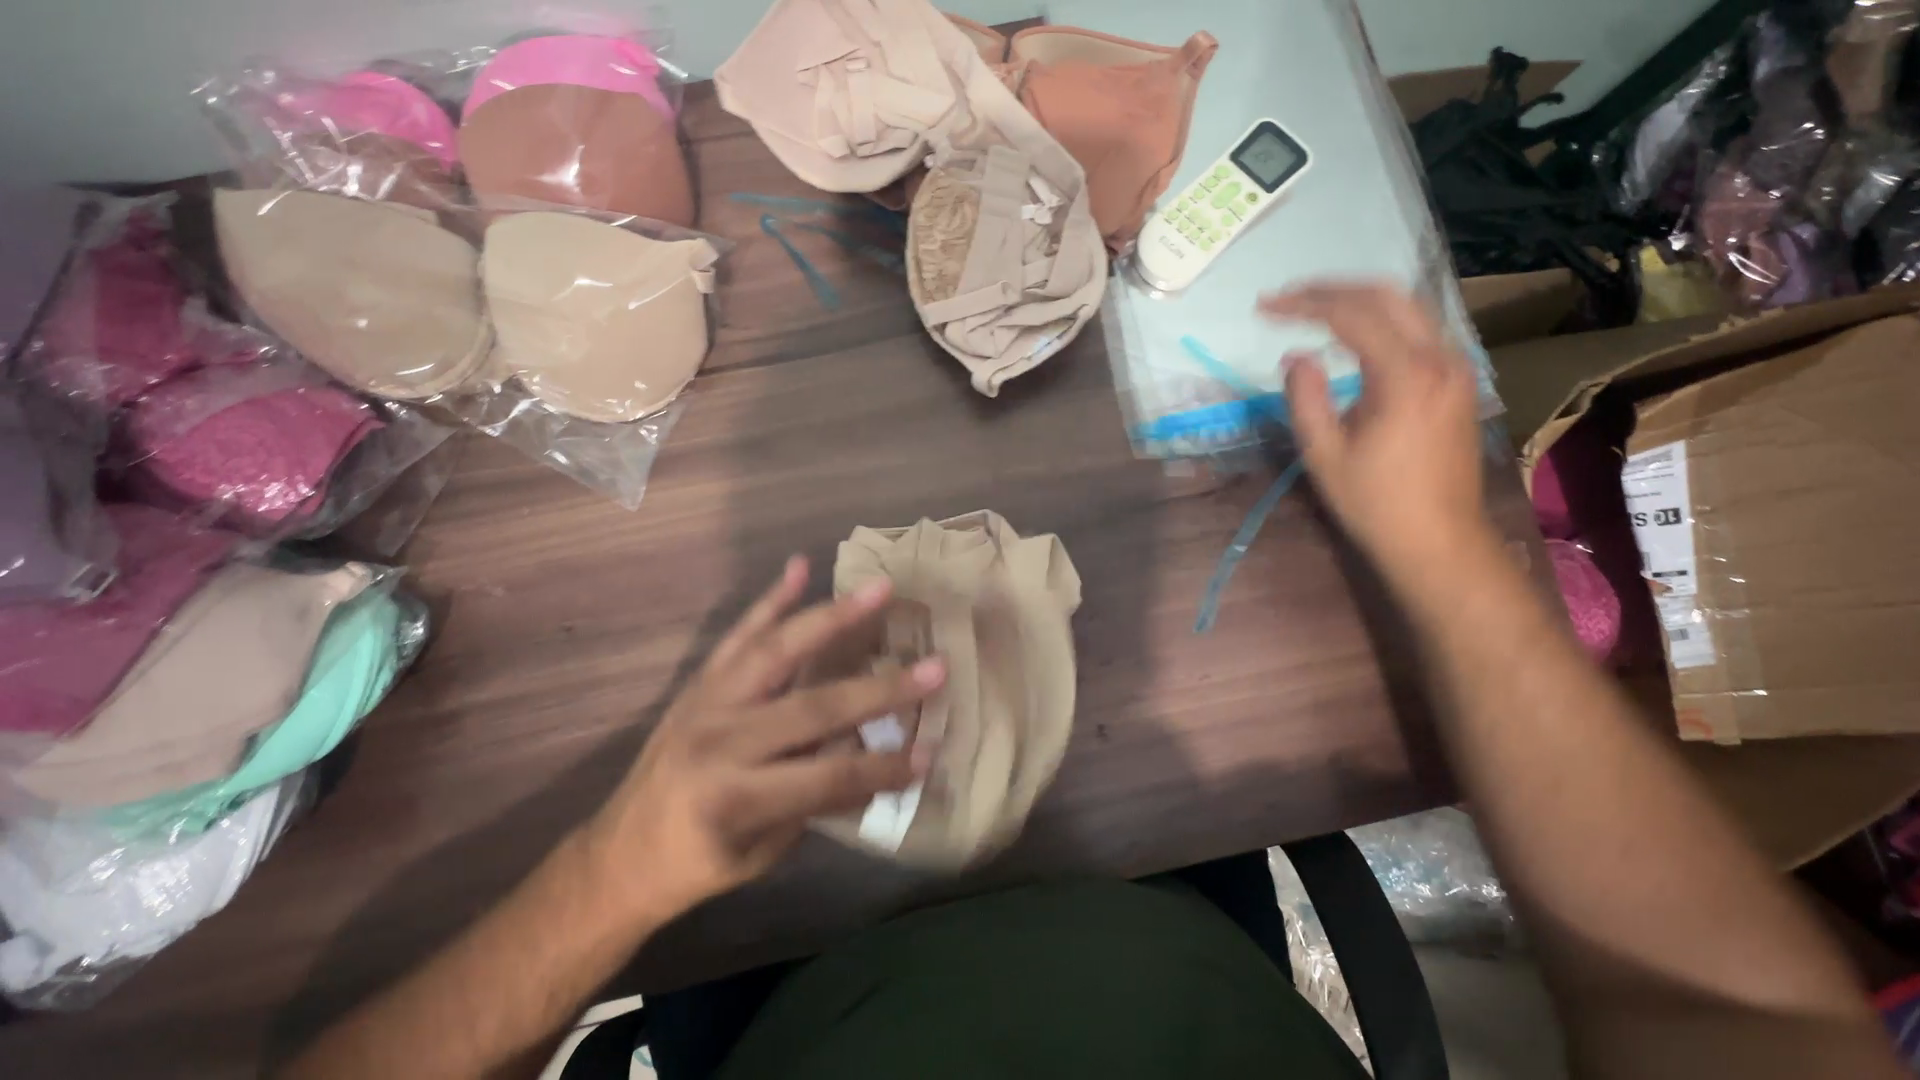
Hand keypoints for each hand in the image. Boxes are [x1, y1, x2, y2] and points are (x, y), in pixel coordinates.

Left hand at [581, 556, 943, 918]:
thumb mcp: (765, 851)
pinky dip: (769, 601)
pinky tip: (798, 568)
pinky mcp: (697, 685)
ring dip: (831, 617)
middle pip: (813, 708)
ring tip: (878, 590)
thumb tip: (877, 758)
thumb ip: (816, 801)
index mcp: (736, 798)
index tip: (930, 755)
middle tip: (936, 667)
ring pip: (776, 651)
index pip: (829, 778)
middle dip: (881, 690)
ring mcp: (706, 704)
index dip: (882, 769)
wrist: (621, 854)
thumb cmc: (700, 863)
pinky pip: (737, 637)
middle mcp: (721, 741)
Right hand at [1261, 284, 1495, 577]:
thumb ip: (1305, 397)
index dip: (1303, 305)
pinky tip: (1354, 334)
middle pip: (1386, 295)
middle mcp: (1440, 358)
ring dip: (1358, 300)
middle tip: (1287, 298)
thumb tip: (1296, 357)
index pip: (1350, 315)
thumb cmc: (1376, 504)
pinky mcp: (1458, 381)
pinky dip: (1382, 320)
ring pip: (1408, 307)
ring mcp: (1456, 367)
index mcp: (1405, 374)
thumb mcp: (1325, 455)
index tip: (1263, 308)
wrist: (1440, 540)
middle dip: (1332, 290)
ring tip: (1313, 309)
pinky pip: (1419, 329)